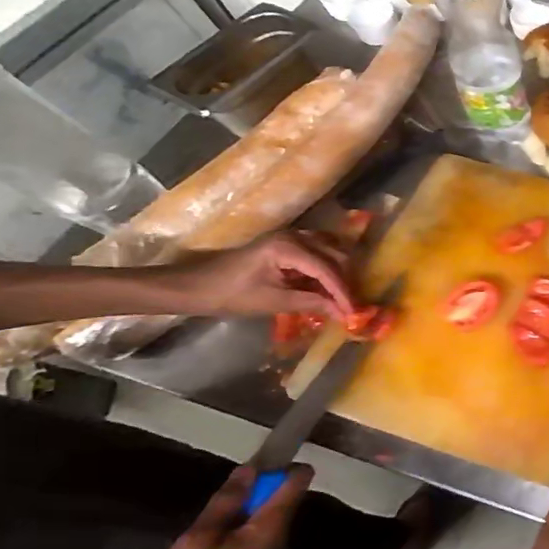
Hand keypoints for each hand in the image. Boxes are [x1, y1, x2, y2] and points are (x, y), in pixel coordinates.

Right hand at [123, 464, 307, 548]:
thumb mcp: (196, 544)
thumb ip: (226, 504)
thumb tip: (251, 468)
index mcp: (271, 533)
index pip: (296, 485)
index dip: (286, 466)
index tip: (269, 456)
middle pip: (279, 510)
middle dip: (255, 501)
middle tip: (218, 506)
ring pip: (265, 536)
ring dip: (243, 528)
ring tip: (205, 536)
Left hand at [156, 232, 355, 319]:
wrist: (194, 286)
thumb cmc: (229, 295)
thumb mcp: (272, 301)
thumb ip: (310, 302)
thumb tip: (342, 313)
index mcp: (288, 247)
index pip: (327, 269)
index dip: (343, 291)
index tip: (354, 311)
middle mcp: (295, 235)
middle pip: (334, 255)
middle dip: (344, 281)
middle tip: (349, 306)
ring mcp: (291, 237)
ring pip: (330, 251)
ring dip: (338, 273)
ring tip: (341, 297)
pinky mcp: (287, 244)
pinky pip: (318, 252)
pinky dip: (326, 268)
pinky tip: (326, 287)